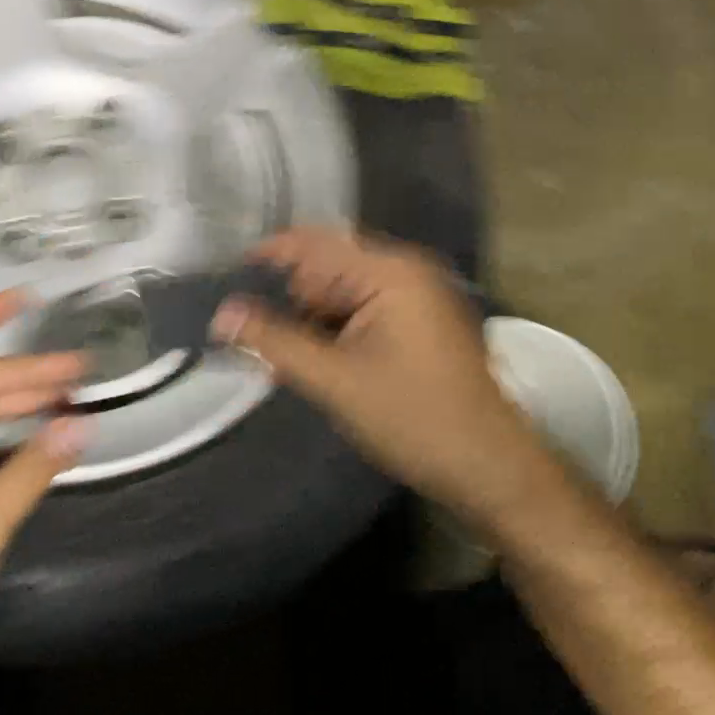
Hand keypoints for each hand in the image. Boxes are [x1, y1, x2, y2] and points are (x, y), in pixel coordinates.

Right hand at [212, 228, 555, 527]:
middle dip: (290, 294)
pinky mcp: (419, 323)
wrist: (491, 470)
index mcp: (390, 272)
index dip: (268, 255)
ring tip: (277, 349)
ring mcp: (417, 297)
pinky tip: (314, 358)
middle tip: (250, 328)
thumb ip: (274, 342)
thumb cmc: (415, 420)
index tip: (225, 277)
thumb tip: (223, 314)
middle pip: (329, 265)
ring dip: (310, 315)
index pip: (315, 243)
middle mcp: (406, 272)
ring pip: (343, 290)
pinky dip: (334, 327)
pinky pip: (363, 308)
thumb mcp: (335, 381)